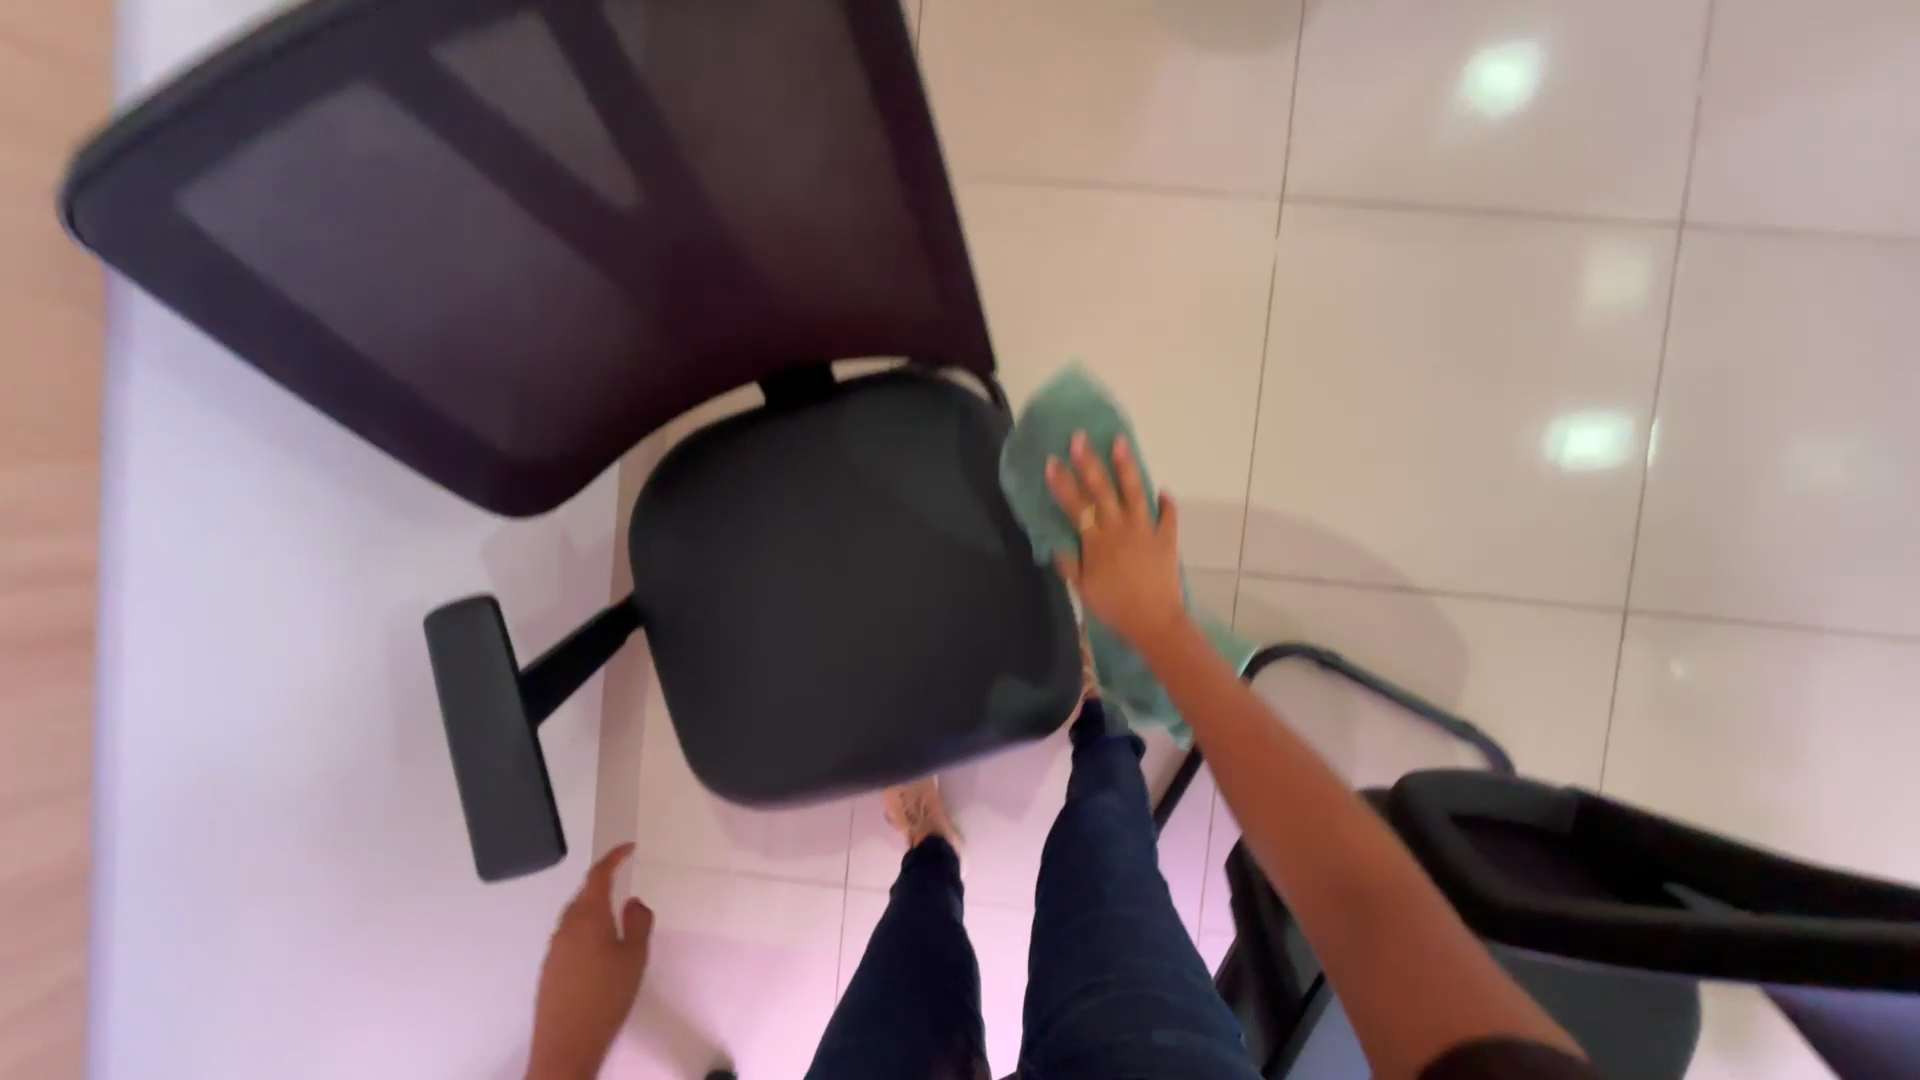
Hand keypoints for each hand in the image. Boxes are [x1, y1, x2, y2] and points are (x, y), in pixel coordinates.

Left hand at [527, 844, 653, 1079]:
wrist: (565, 1047)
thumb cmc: (606, 997)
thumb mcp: (635, 957)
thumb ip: (639, 923)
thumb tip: (633, 903)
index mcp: (588, 917)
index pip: (598, 876)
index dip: (613, 858)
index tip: (629, 848)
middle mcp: (566, 928)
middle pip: (583, 895)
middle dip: (602, 883)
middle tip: (624, 879)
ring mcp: (554, 950)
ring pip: (575, 917)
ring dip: (594, 908)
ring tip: (616, 915)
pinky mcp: (549, 971)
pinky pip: (569, 937)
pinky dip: (586, 930)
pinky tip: (599, 949)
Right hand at [1045, 431, 1187, 649]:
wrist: (1154, 622)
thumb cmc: (1114, 609)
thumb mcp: (1083, 590)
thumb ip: (1070, 566)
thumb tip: (1056, 545)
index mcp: (1096, 542)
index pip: (1076, 506)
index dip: (1062, 484)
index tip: (1051, 461)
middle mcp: (1120, 529)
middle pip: (1102, 491)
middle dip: (1089, 462)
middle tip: (1080, 437)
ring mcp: (1146, 532)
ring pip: (1135, 493)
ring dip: (1126, 467)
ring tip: (1121, 442)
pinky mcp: (1167, 540)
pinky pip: (1168, 517)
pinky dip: (1166, 503)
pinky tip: (1163, 491)